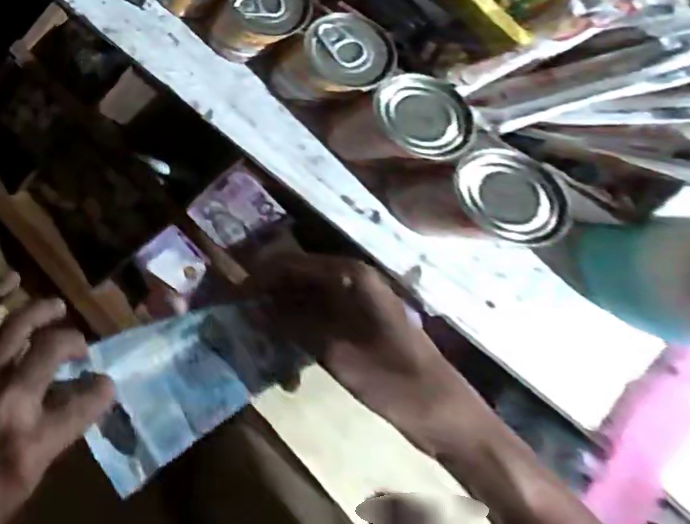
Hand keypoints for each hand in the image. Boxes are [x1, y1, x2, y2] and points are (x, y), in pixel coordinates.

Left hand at [0, 273, 117, 523]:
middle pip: (49, 352)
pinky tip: (10, 279)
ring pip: (16, 326)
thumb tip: (73, 401)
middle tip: (82, 344)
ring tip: (58, 305)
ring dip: (40, 310)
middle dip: (72, 341)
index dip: (100, 392)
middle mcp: (10, 399)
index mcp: (33, 441)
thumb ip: (53, 435)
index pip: (79, 406)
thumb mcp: (31, 477)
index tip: (109, 381)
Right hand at [251, 254, 487, 453]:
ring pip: (302, 299)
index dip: (257, 277)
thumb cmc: (399, 383)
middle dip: (266, 298)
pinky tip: (288, 362)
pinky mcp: (359, 327)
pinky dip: (298, 333)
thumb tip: (249, 307)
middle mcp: (352, 280)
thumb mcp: (335, 353)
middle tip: (241, 319)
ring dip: (280, 319)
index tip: (233, 297)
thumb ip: (290, 324)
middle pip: (293, 278)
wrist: (456, 427)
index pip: (288, 262)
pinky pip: (317, 318)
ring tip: (261, 343)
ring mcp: (357, 304)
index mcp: (350, 276)